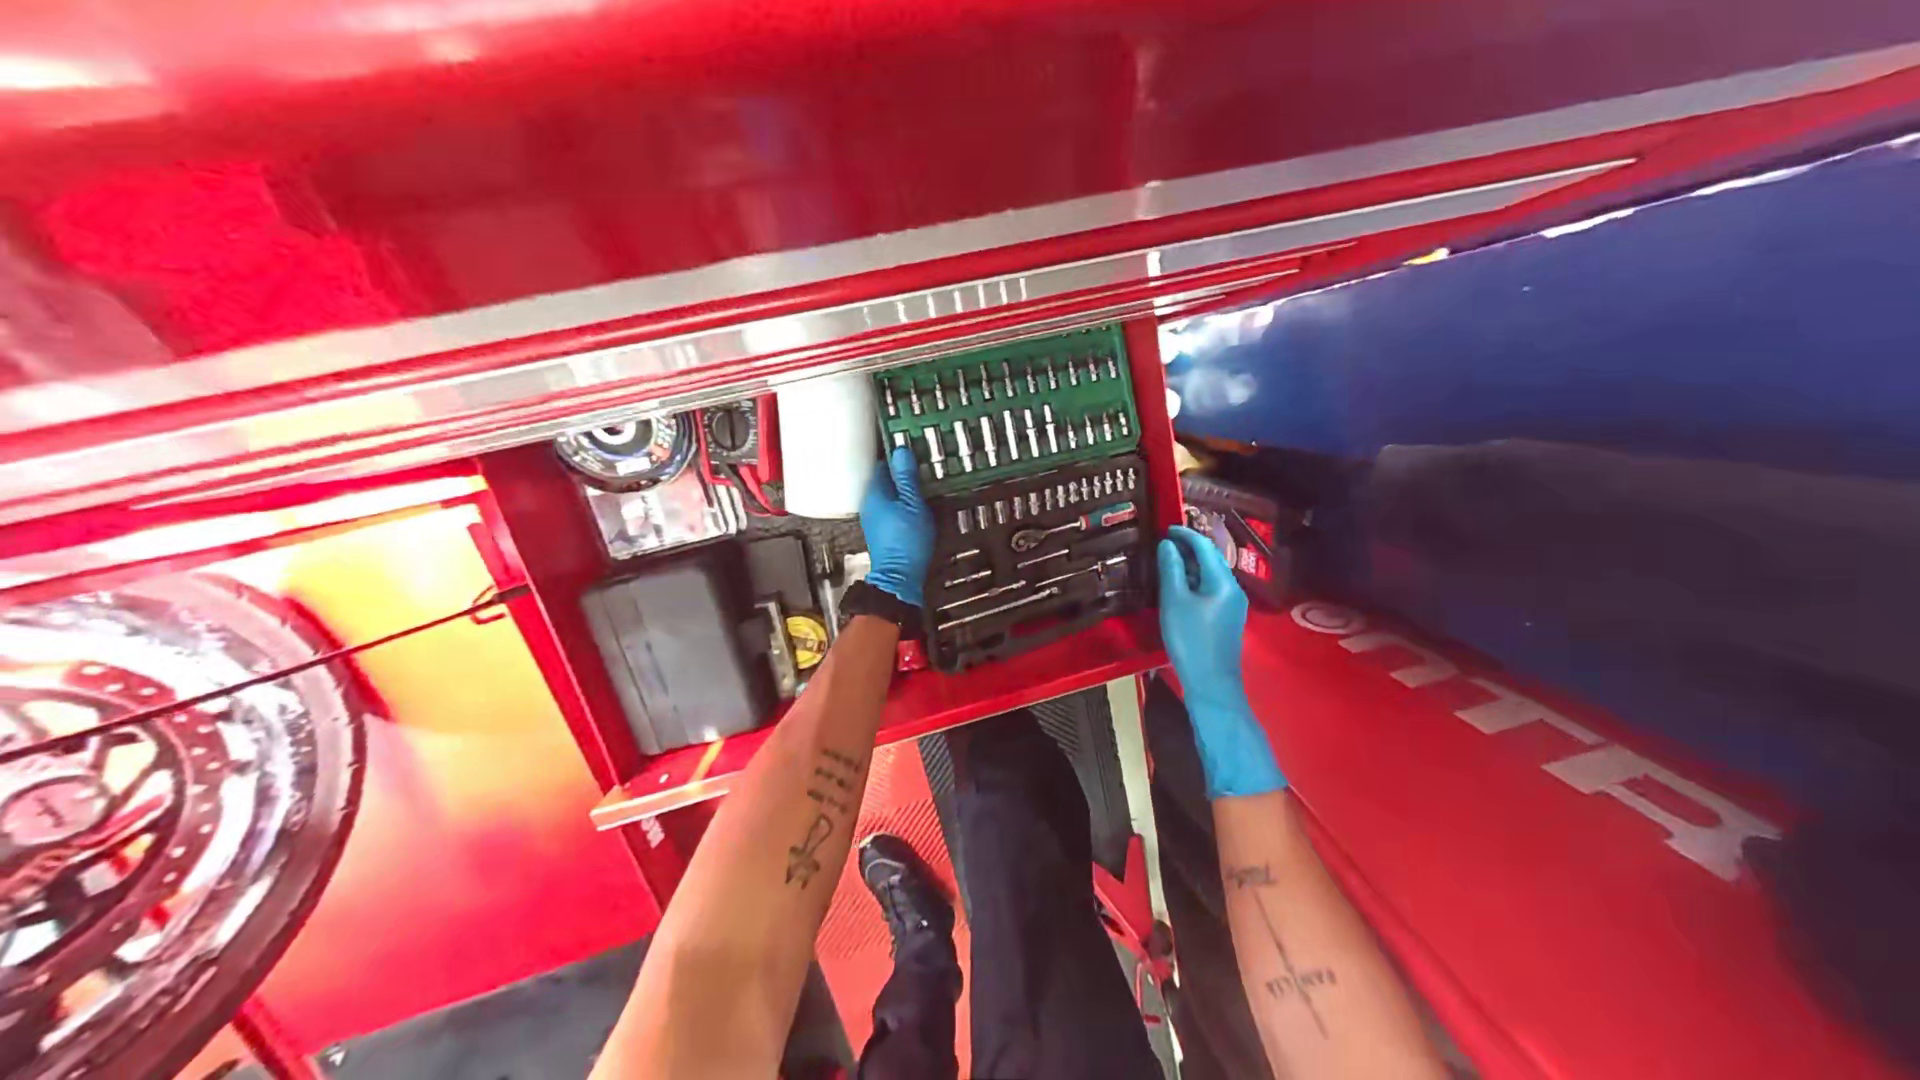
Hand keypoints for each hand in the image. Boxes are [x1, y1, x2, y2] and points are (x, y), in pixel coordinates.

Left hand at [860, 446, 935, 608]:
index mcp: (874, 492)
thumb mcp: (913, 505)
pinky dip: (903, 501)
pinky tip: (917, 501)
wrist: (899, 577)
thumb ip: (907, 478)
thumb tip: (900, 449)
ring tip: (924, 479)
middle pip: (886, 478)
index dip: (898, 455)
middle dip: (902, 471)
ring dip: (904, 487)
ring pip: (890, 493)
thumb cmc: (907, 540)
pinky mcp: (882, 529)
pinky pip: (892, 506)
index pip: (882, 463)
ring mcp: (874, 517)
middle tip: (924, 461)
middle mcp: (869, 502)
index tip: (914, 446)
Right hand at [1157, 525, 1286, 797]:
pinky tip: (1176, 586)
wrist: (1211, 683)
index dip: (1184, 534)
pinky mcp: (1226, 617)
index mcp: (1223, 581)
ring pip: (1209, 575)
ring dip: (1189, 565)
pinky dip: (1193, 581)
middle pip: (1210, 559)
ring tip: (1165, 562)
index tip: (1164, 527)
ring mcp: (1231, 604)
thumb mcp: (1175, 601)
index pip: (1205, 547)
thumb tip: (1167, 545)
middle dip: (1187, 548)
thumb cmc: (1190, 640)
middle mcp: (1232, 588)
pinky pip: (1209, 589)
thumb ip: (1171, 569)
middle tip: (1162, 543)